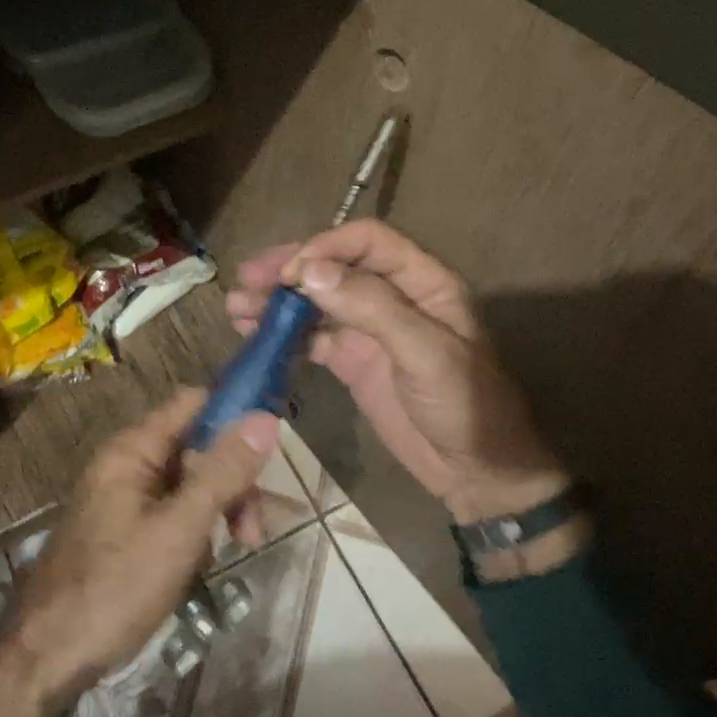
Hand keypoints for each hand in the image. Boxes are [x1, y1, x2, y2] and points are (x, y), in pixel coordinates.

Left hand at [0, 390, 278, 716]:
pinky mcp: (124, 532)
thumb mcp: (179, 529)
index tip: (274, 446)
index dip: (235, 413)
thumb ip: (222, 472)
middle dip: (233, 480)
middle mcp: (127, 464)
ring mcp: (124, 499)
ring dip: (219, 510)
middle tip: (254, 530)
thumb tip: (264, 416)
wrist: (49, 656)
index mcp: (133, 450)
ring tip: (237, 550)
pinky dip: (195, 532)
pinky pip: (172, 514)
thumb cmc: (115, 585)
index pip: (193, 403)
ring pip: (189, 485)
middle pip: (196, 447)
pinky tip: (201, 566)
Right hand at [227, 220, 570, 524]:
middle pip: (335, 265)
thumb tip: (310, 271)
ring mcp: (370, 330)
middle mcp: (393, 296)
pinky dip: (283, 334)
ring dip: (278, 300)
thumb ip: (372, 308)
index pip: (368, 241)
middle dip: (290, 268)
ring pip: (318, 300)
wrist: (479, 475)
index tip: (290, 271)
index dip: (327, 246)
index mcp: (423, 281)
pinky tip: (253, 334)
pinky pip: (312, 337)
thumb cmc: (466, 407)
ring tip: (237, 306)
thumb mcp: (427, 354)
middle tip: (248, 278)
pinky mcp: (353, 361)